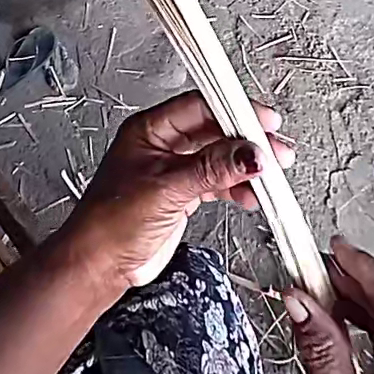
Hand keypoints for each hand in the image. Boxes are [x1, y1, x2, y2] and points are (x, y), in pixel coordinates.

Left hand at [57, 91, 293, 288]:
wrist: (98, 266)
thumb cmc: (109, 223)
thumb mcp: (167, 189)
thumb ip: (211, 169)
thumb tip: (249, 154)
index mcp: (150, 129)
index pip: (199, 106)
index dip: (233, 111)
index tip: (263, 121)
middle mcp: (162, 144)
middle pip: (213, 130)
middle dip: (246, 140)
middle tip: (275, 149)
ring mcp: (174, 169)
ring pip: (219, 156)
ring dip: (245, 165)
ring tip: (271, 176)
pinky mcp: (182, 193)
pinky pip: (217, 180)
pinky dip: (236, 187)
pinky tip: (251, 195)